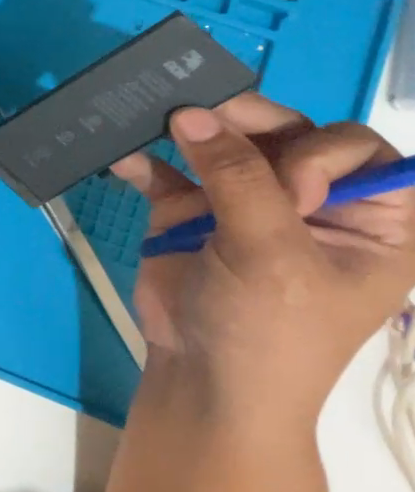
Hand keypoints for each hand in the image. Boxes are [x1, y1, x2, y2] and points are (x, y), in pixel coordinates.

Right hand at [111, 93, 414, 418]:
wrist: (205, 378)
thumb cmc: (271, 327)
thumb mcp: (271, 254)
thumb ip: (237, 180)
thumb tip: (190, 114)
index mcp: (369, 220)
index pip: (359, 154)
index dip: (323, 156)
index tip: (285, 187)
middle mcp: (311, 204)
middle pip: (286, 137)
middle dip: (245, 123)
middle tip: (197, 116)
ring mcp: (244, 206)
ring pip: (223, 145)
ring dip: (189, 130)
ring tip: (156, 118)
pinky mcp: (188, 214)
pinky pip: (167, 172)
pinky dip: (142, 161)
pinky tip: (122, 158)